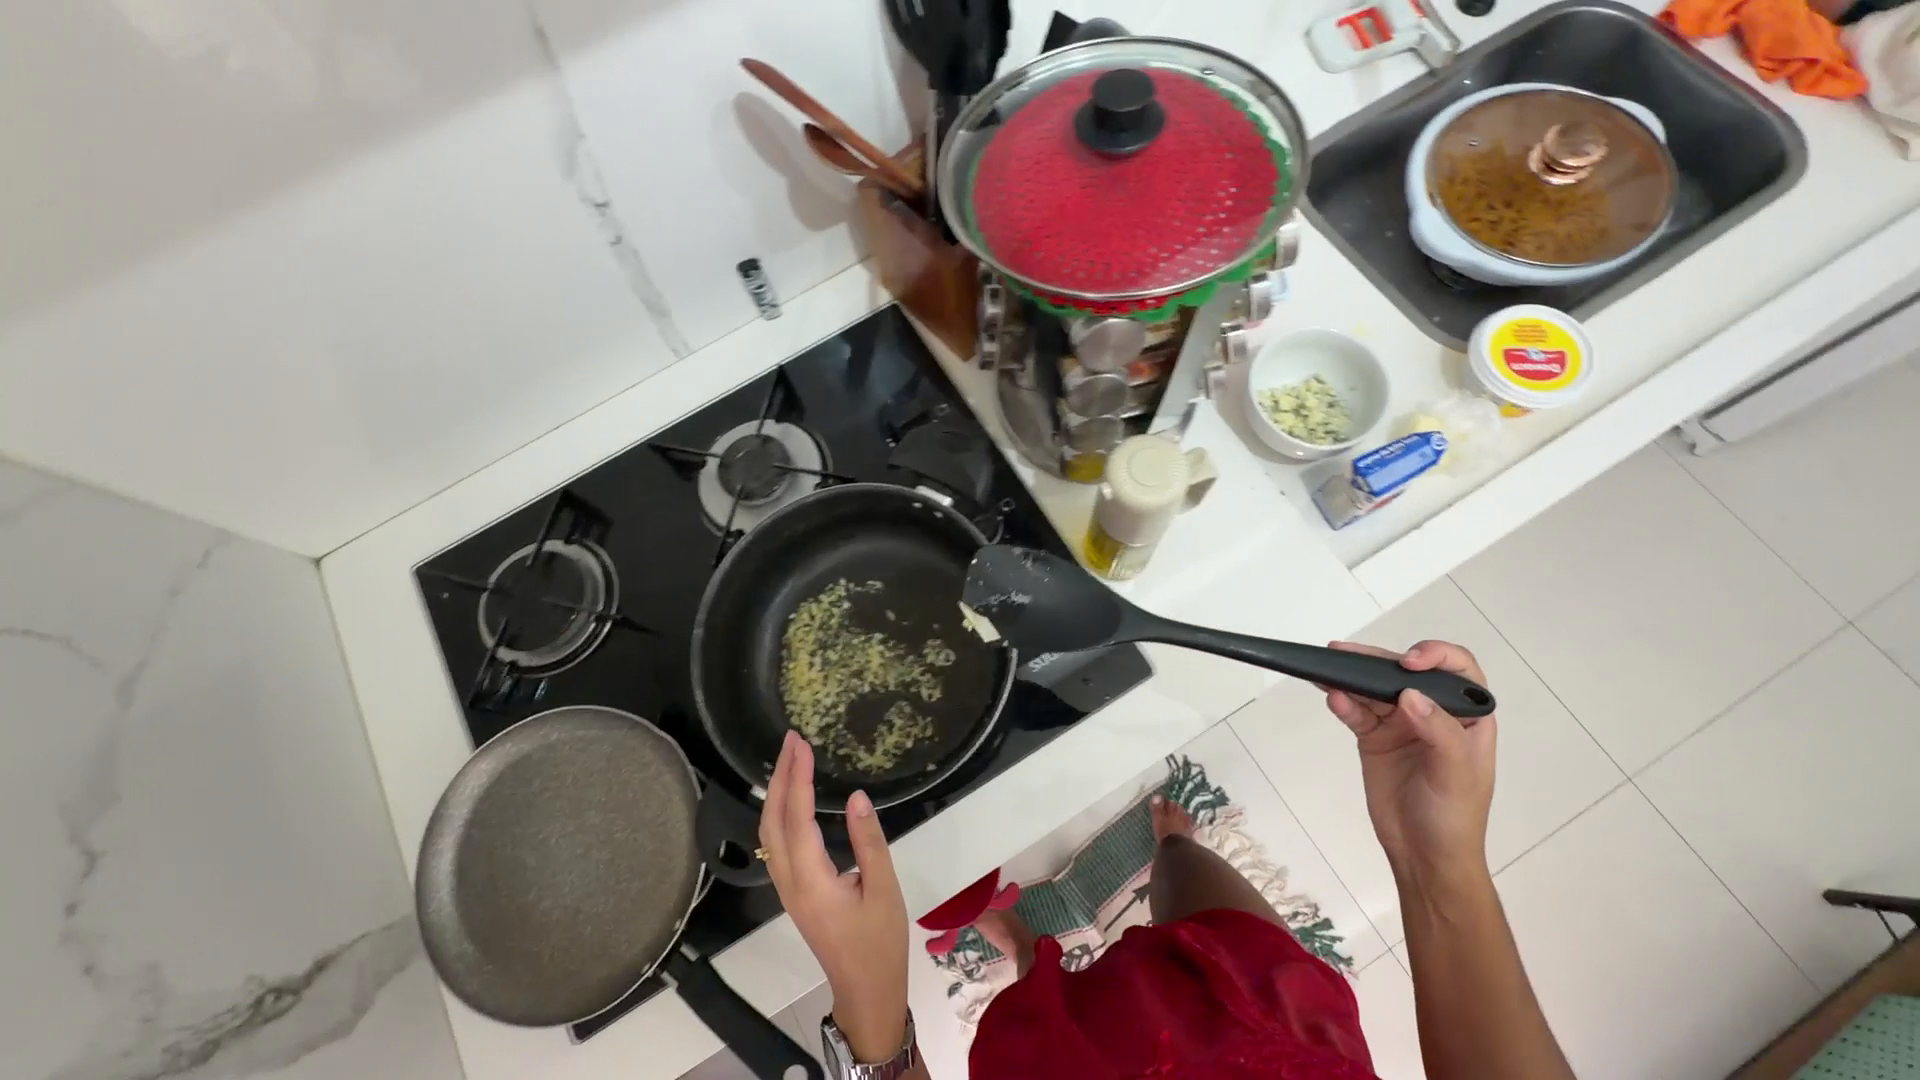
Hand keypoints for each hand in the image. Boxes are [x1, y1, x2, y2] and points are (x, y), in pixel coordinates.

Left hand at [759, 731, 909, 1062]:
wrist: (866, 990)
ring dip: (776, 793)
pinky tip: (792, 799)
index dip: (798, 779)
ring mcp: (787, 889)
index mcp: (811, 881)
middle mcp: (789, 882)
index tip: (802, 745)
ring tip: (790, 760)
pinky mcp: (794, 892)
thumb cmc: (879, 943)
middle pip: (772, 821)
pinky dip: (780, 812)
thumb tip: (858, 797)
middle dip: (779, 777)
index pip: (797, 818)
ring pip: (770, 833)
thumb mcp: (885, 891)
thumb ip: (870, 843)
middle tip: (792, 741)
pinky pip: (777, 844)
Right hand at [1324, 640, 1496, 888]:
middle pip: (1405, 674)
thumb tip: (1409, 694)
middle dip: (1378, 661)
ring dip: (1351, 677)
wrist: (1423, 856)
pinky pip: (1356, 712)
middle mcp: (1433, 713)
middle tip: (1347, 654)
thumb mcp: (1456, 774)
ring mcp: (1400, 724)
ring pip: (1374, 689)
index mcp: (1467, 717)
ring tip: (1326, 668)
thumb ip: (1439, 731)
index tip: (1409, 663)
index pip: (1457, 671)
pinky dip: (1343, 703)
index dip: (1436, 656)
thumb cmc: (1454, 816)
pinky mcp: (1373, 738)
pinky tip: (1332, 698)